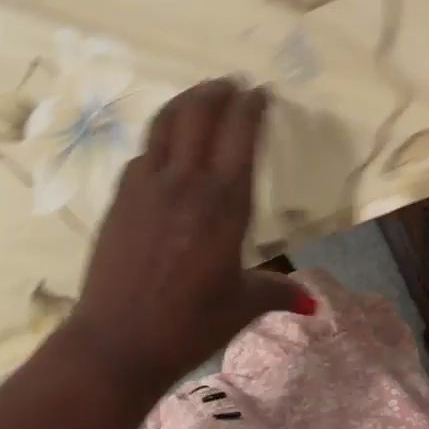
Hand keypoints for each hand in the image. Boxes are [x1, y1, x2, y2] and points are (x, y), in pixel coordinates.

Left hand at [64, 78, 311, 390]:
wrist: (117, 342)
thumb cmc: (187, 327)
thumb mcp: (241, 307)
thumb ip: (277, 292)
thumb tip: (311, 302)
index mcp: (225, 204)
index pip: (240, 133)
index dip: (252, 106)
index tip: (260, 93)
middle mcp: (185, 183)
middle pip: (200, 113)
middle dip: (218, 91)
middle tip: (230, 85)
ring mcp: (145, 187)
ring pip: (164, 124)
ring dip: (184, 103)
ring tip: (197, 98)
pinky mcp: (118, 200)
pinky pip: (142, 154)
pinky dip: (158, 140)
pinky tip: (163, 149)